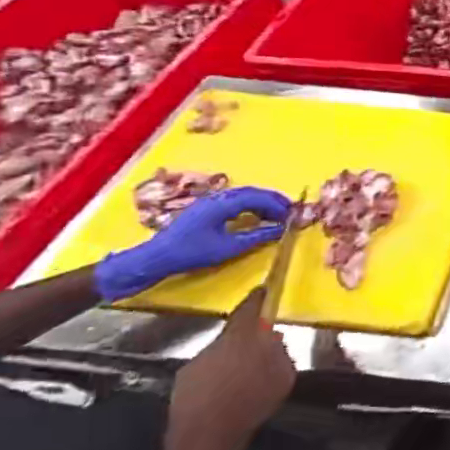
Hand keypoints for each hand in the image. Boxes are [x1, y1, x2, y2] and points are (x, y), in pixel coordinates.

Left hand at [94, 186, 290, 301]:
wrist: (157, 256)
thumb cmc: (192, 253)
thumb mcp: (228, 247)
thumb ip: (256, 236)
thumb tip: (279, 230)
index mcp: (222, 203)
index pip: (256, 197)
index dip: (276, 204)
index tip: (291, 214)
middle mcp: (216, 197)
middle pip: (250, 192)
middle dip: (272, 200)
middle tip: (289, 211)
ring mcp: (209, 201)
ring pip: (242, 195)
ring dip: (261, 202)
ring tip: (276, 214)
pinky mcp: (205, 209)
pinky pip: (233, 201)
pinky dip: (249, 206)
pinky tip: (255, 216)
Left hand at [170, 286, 294, 446]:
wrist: (206, 435)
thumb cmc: (252, 400)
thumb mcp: (283, 375)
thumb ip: (280, 352)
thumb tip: (274, 338)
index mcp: (242, 337)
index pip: (249, 308)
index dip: (257, 298)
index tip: (263, 290)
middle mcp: (214, 344)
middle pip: (233, 333)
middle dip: (246, 337)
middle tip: (260, 347)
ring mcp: (195, 363)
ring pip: (218, 354)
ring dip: (230, 360)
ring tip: (244, 377)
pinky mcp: (182, 383)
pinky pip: (206, 373)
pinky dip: (216, 378)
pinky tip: (225, 394)